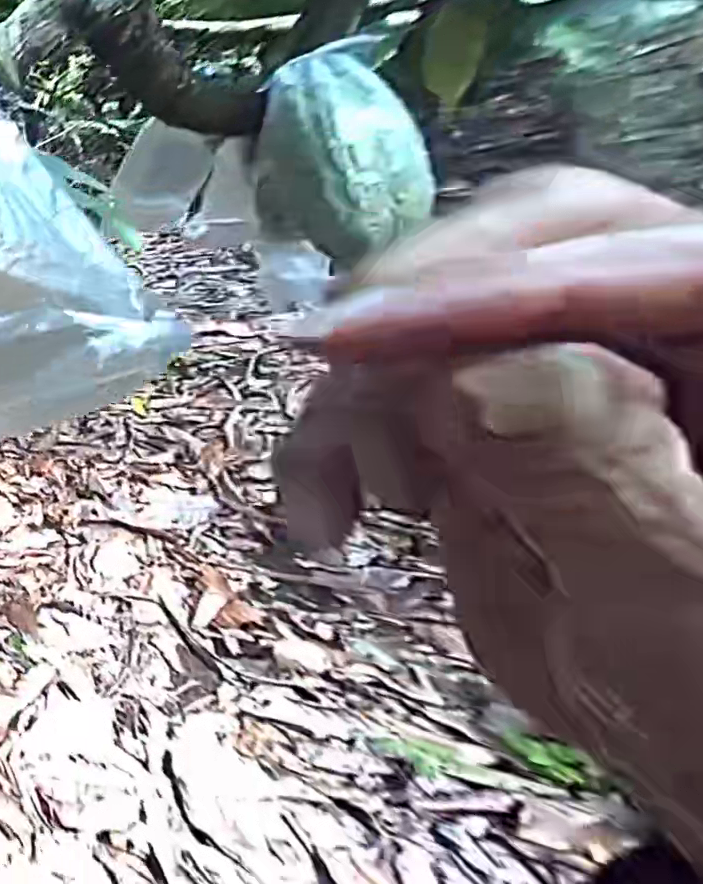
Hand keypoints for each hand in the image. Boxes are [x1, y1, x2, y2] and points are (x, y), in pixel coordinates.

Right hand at [277, 168, 702, 859]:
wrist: (691, 748)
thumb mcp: (674, 625)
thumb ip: (597, 488)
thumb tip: (474, 373)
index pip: (655, 264)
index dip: (489, 287)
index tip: (346, 336)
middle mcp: (694, 338)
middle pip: (537, 244)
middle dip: (415, 316)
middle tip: (336, 374)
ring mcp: (589, 365)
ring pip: (430, 314)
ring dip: (358, 400)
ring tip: (349, 503)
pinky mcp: (495, 402)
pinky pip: (383, 382)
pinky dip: (334, 438)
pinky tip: (326, 509)